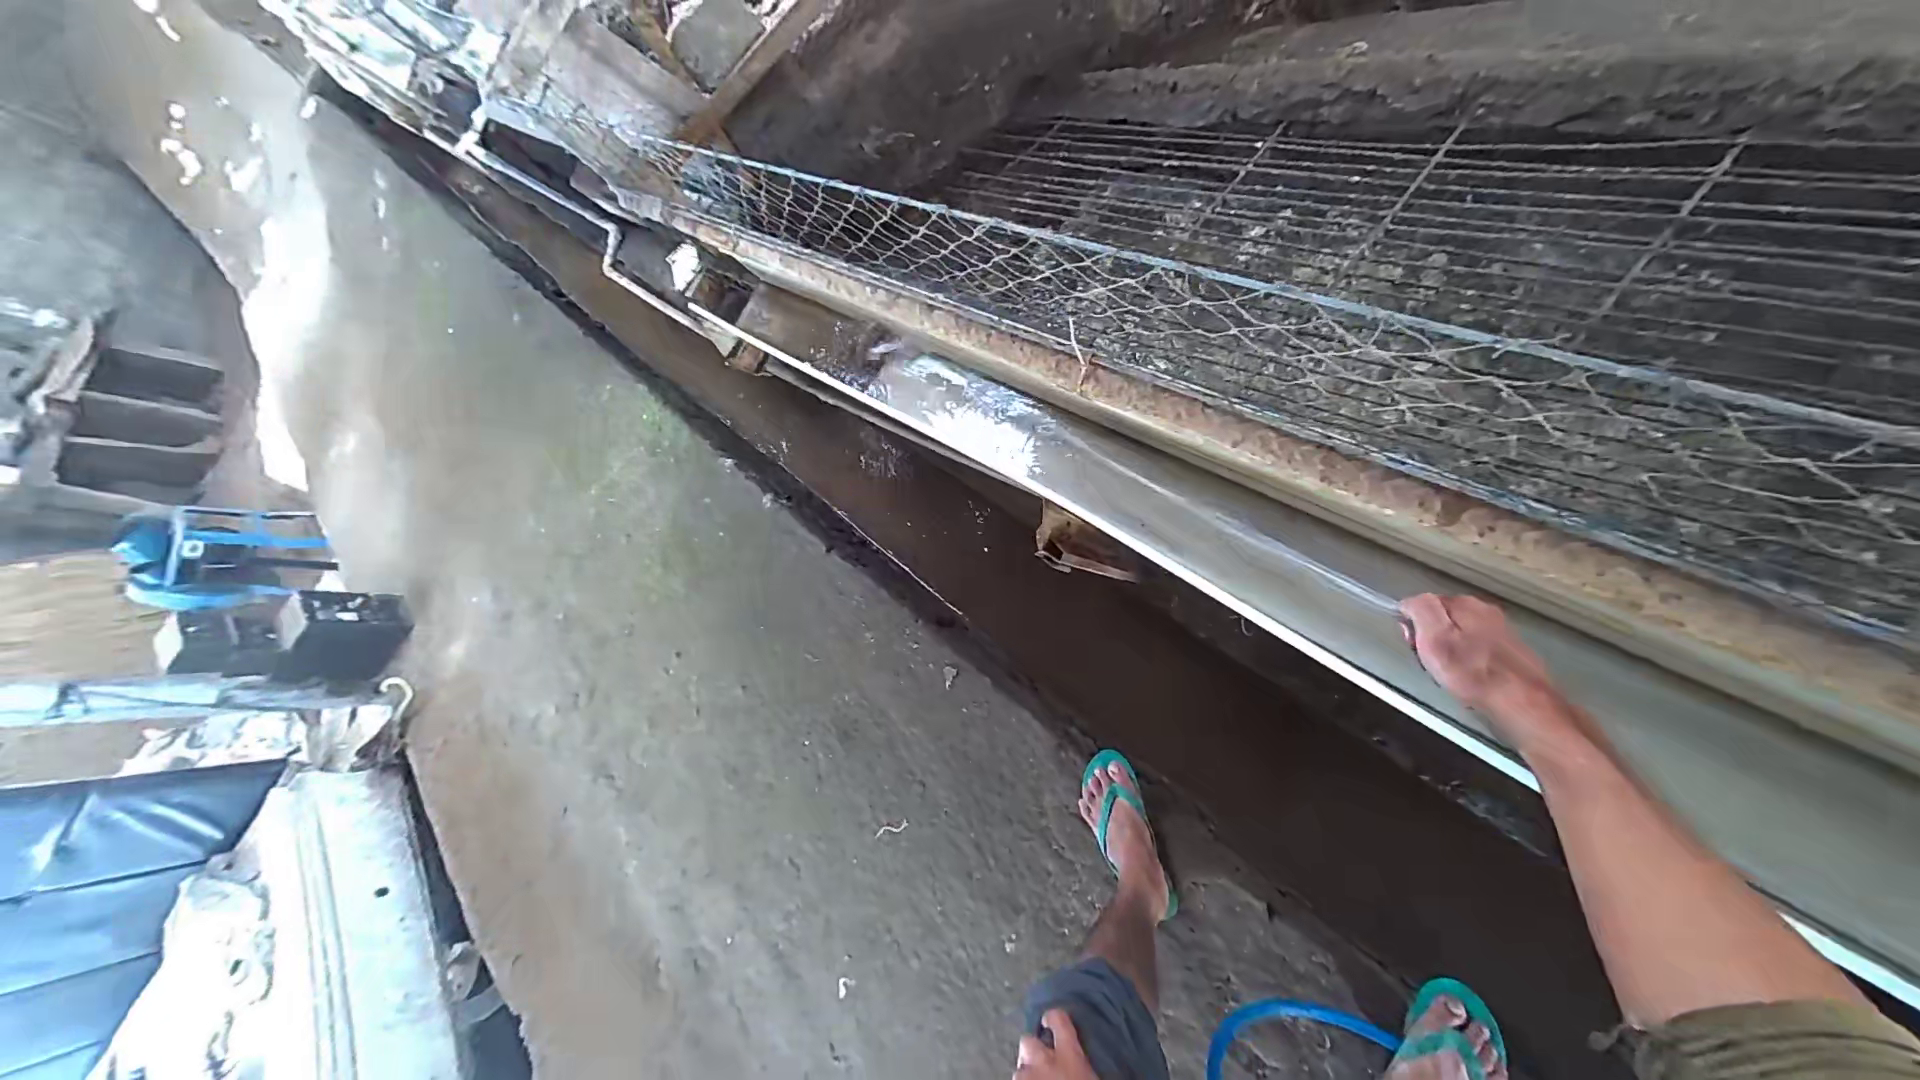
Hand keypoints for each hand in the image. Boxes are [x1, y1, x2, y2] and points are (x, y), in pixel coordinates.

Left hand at [1014, 1009, 1097, 1078]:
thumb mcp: (1094, 1075)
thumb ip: (1085, 1061)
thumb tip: (1083, 1057)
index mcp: (1069, 1055)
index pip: (1057, 1018)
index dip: (1053, 1017)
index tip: (1052, 1021)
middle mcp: (1044, 1061)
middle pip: (1027, 1041)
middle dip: (1031, 1049)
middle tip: (1042, 1062)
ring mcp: (1027, 1077)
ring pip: (1018, 1068)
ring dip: (1027, 1073)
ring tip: (1037, 1079)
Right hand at [1400, 594, 1566, 750]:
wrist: (1522, 703)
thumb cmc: (1471, 671)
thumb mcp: (1433, 637)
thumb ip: (1420, 610)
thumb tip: (1411, 602)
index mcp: (1465, 603)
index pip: (1422, 604)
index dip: (1413, 625)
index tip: (1415, 645)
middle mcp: (1486, 611)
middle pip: (1442, 619)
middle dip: (1431, 638)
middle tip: (1432, 662)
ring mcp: (1502, 631)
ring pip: (1459, 635)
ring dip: (1449, 651)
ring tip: (1451, 673)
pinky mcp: (1512, 652)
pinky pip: (1476, 650)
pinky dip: (1468, 662)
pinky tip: (1470, 678)